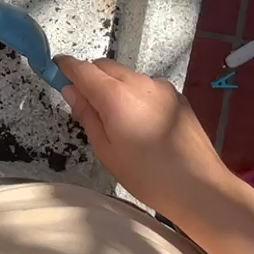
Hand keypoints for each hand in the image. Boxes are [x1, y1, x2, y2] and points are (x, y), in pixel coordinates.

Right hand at [55, 55, 231, 217]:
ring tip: (116, 119)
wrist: (200, 187)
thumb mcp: (106, 150)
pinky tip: (141, 123)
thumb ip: (87, 114)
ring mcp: (160, 86)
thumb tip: (71, 91)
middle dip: (90, 77)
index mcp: (116, 95)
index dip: (65, 67)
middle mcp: (138, 82)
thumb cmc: (146, 176)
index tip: (54, 70)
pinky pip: (145, 85)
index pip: (82, 69)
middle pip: (104, 66)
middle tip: (85, 104)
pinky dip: (134, 93)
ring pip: (126, 75)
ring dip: (113, 85)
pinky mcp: (176, 95)